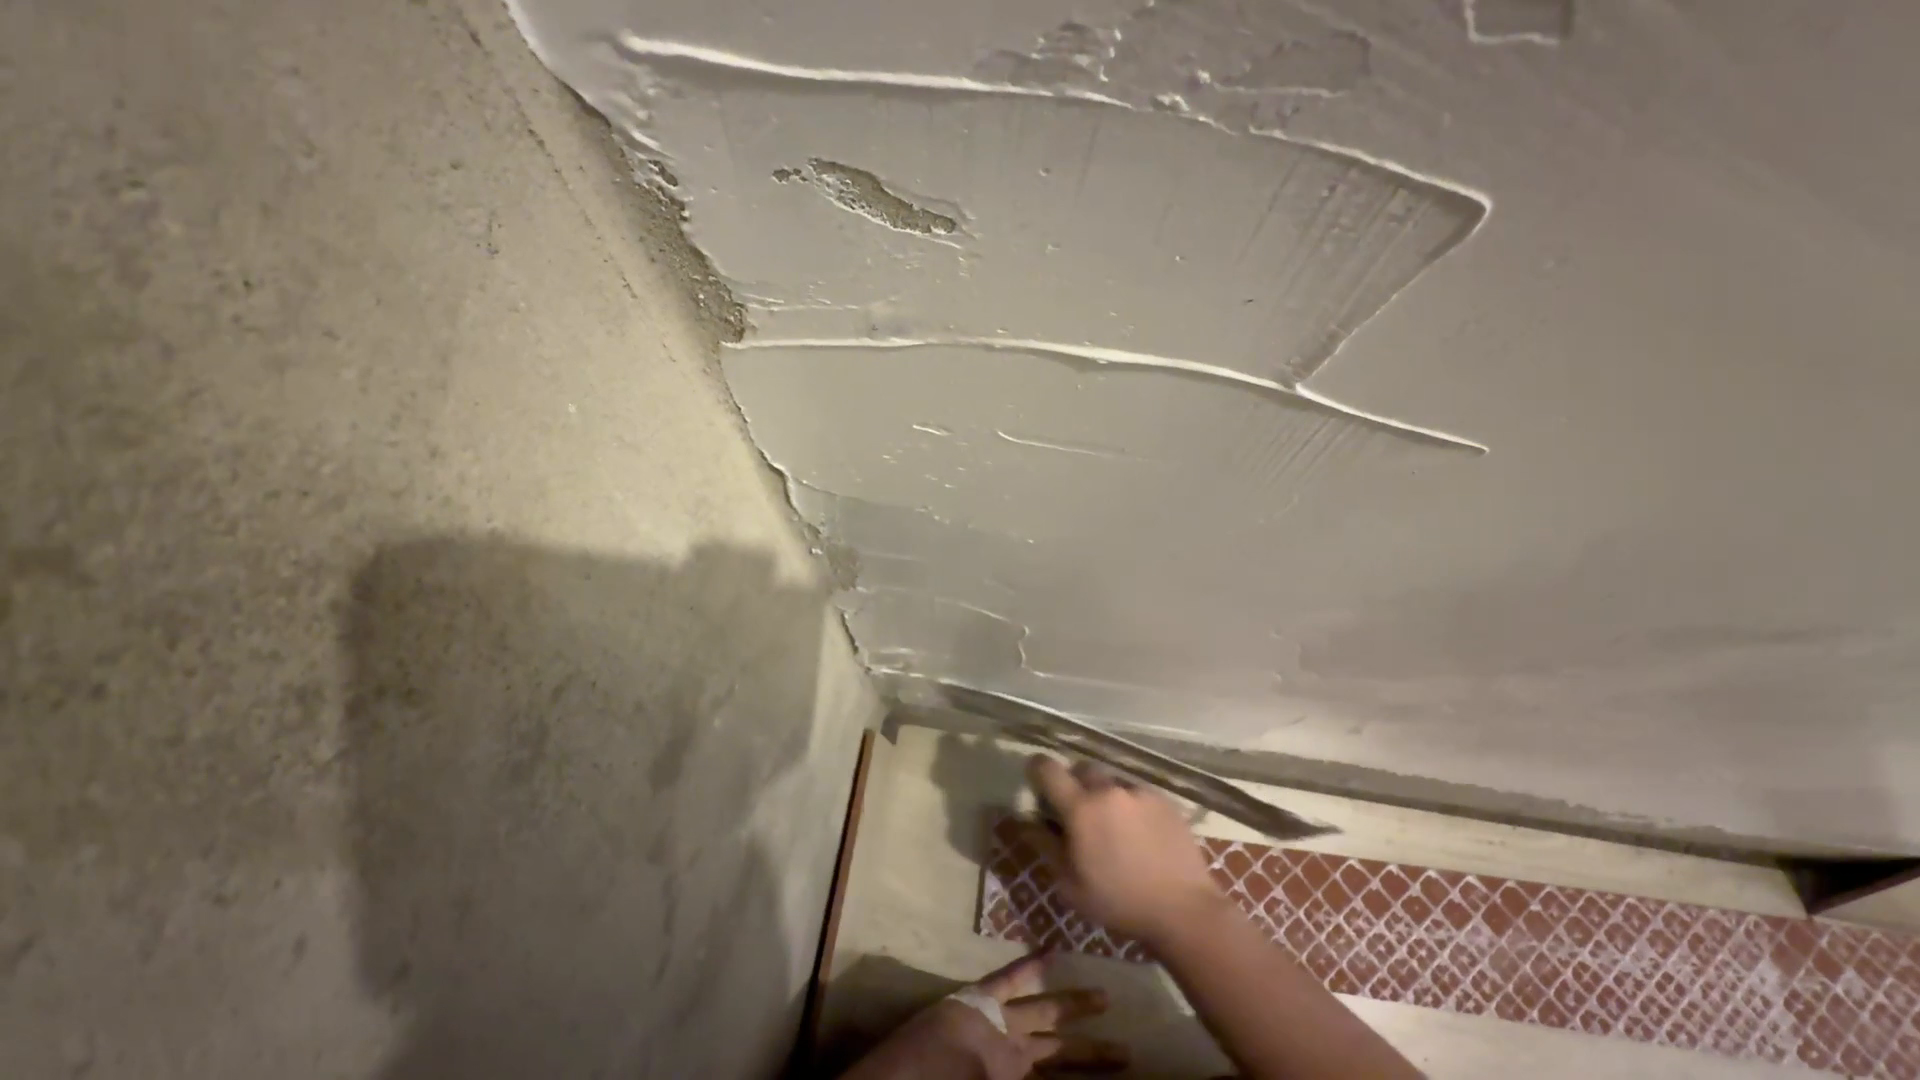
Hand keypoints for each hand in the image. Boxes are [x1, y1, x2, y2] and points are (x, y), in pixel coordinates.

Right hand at [839, 951, 1125, 1079]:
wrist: (914, 1077)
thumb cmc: (909, 1051)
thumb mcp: (934, 1025)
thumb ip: (960, 1022)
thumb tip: (971, 1029)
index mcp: (976, 1005)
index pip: (1010, 978)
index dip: (1032, 966)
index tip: (1053, 951)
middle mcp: (1001, 1028)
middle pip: (1046, 1012)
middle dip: (1076, 1006)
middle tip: (1107, 1000)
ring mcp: (1012, 1061)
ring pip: (1059, 1054)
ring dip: (1092, 1054)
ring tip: (1124, 1054)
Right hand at [1027, 755, 1223, 945]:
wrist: (1183, 909)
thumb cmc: (1118, 901)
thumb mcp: (1069, 884)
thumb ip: (1045, 845)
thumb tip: (1027, 821)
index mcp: (1081, 808)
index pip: (1048, 769)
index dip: (1037, 769)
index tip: (1036, 781)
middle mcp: (1109, 790)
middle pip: (1083, 768)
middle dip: (1074, 783)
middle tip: (1077, 811)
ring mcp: (1141, 792)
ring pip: (1113, 781)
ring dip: (1105, 795)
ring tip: (1113, 826)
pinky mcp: (1166, 800)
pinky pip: (1138, 793)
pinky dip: (1131, 805)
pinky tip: (1139, 834)